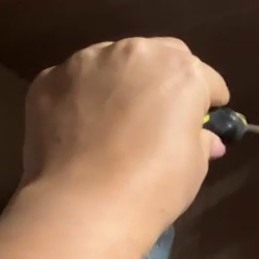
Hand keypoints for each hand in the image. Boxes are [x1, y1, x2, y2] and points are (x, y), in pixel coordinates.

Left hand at [20, 38, 228, 245]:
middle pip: (158, 56)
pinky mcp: (49, 79)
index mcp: (181, 71)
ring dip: (120, 83)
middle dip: (164, 79)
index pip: (206, 78)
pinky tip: (79, 131)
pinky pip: (74, 83)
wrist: (84, 205)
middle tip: (160, 114)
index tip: (206, 117)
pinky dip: (81, 98)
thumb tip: (205, 138)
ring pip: (112, 63)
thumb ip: (200, 140)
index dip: (209, 100)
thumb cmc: (153, 186)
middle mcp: (135, 53)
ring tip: (113, 122)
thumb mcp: (194, 167)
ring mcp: (87, 62)